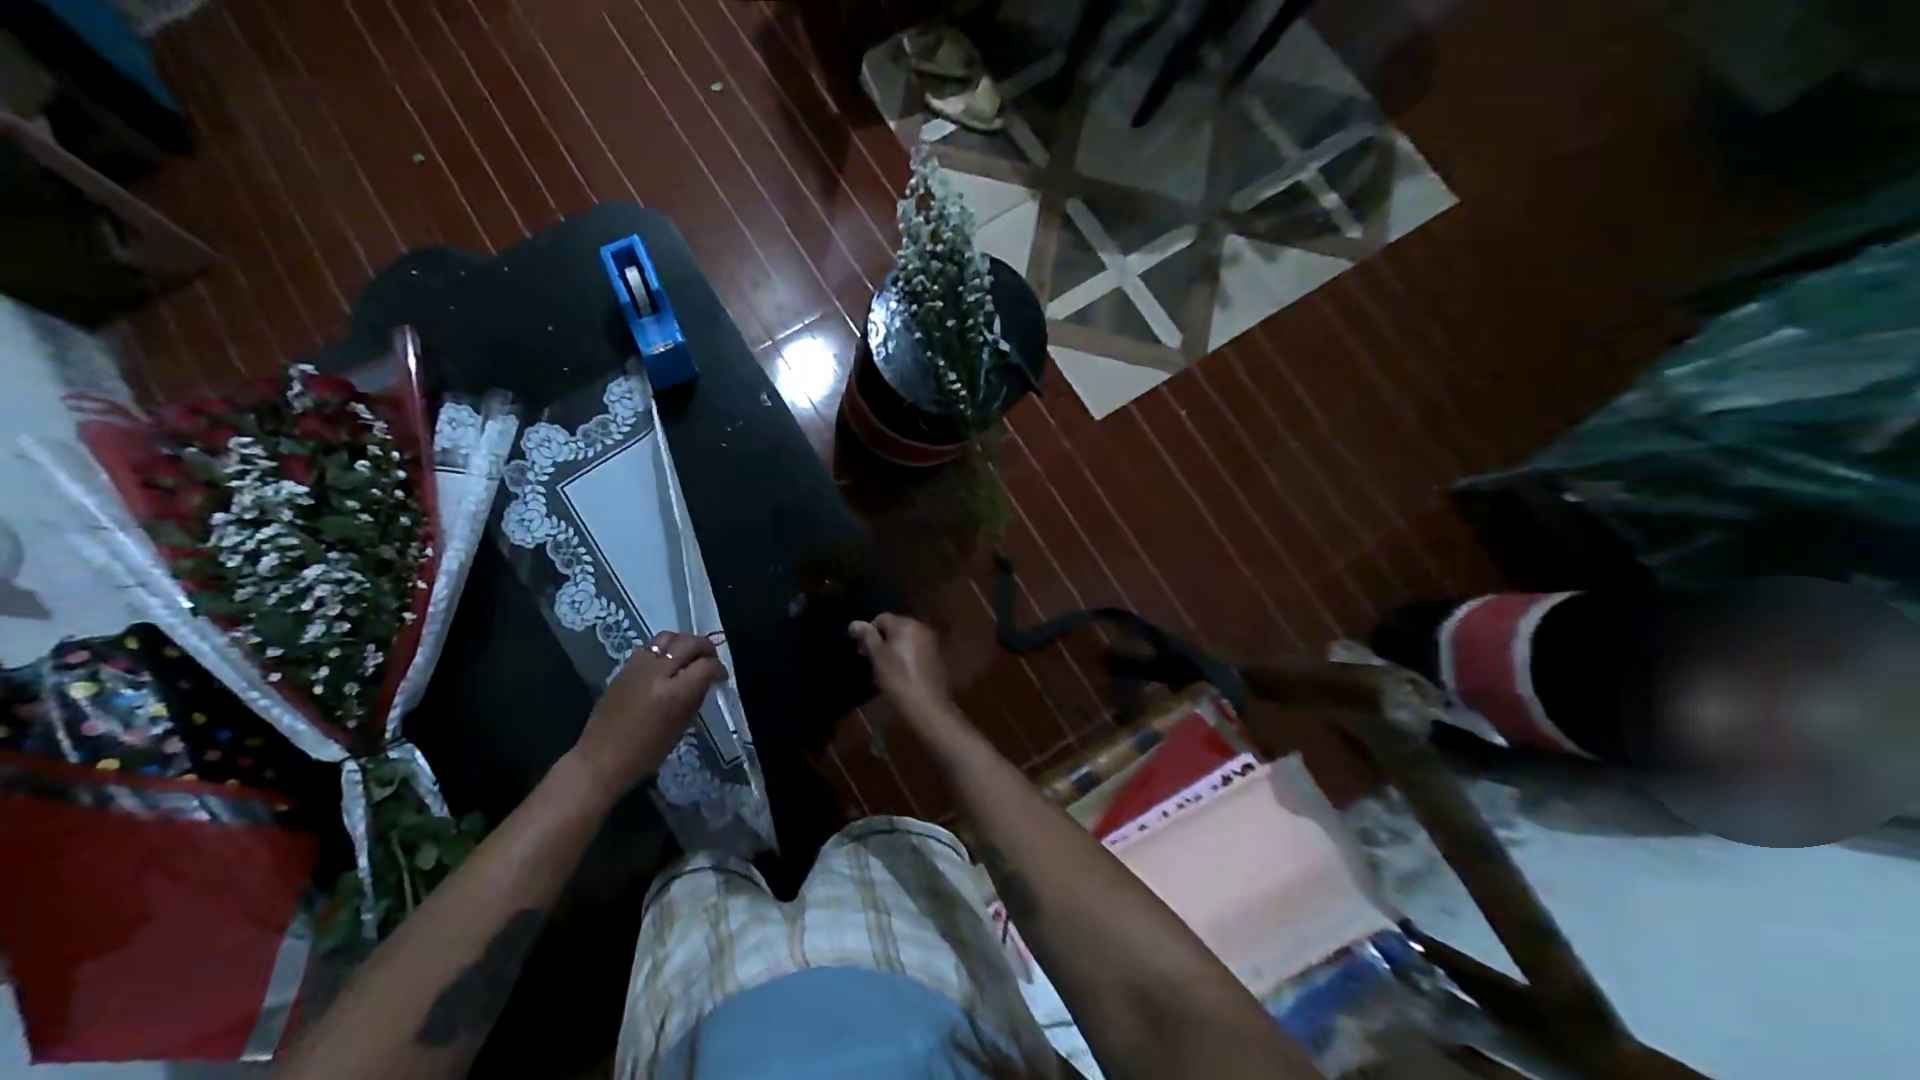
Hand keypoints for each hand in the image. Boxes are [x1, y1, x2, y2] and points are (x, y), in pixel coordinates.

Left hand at [570, 631, 724, 801]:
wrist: (602, 758)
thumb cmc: (647, 752)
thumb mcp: (681, 727)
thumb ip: (696, 697)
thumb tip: (707, 680)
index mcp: (675, 693)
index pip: (706, 666)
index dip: (719, 669)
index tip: (722, 677)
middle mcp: (658, 673)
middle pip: (689, 643)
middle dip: (706, 648)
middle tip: (711, 660)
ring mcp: (638, 667)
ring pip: (668, 637)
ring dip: (684, 642)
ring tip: (689, 655)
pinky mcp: (624, 667)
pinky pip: (649, 647)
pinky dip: (664, 649)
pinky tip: (666, 662)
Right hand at [850, 614, 953, 720]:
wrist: (927, 705)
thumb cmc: (898, 679)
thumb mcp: (878, 657)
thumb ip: (867, 637)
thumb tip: (854, 622)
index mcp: (907, 624)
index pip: (882, 618)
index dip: (869, 633)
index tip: (863, 652)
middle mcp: (922, 627)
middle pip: (895, 627)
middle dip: (882, 640)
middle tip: (872, 661)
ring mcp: (931, 642)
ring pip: (905, 639)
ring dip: (894, 649)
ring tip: (886, 669)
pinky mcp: (936, 656)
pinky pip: (916, 649)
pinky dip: (906, 656)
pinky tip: (902, 673)